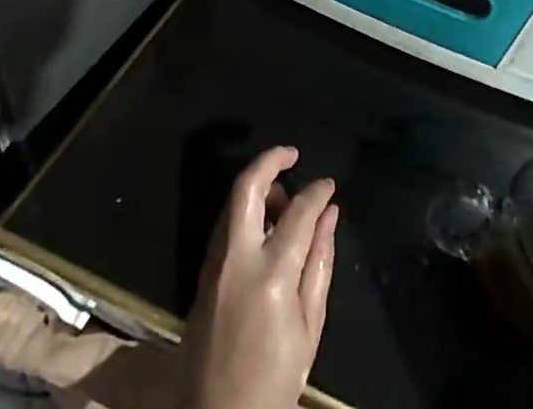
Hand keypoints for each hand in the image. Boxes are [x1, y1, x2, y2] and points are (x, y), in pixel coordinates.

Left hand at [178, 146, 337, 408]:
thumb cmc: (275, 378)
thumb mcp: (310, 326)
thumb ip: (319, 263)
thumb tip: (329, 214)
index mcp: (272, 274)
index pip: (298, 212)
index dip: (316, 192)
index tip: (329, 184)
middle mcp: (237, 258)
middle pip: (246, 189)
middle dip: (269, 161)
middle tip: (292, 153)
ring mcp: (214, 264)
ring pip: (232, 204)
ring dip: (257, 187)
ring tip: (284, 198)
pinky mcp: (203, 274)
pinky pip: (226, 226)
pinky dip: (246, 211)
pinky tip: (266, 225)